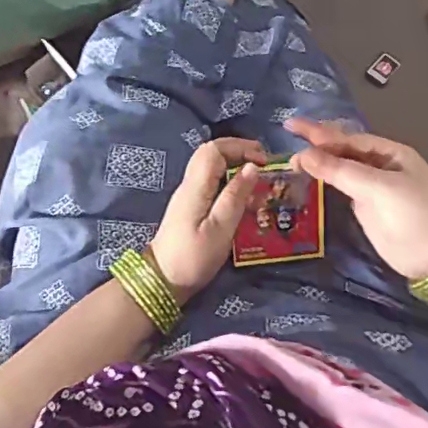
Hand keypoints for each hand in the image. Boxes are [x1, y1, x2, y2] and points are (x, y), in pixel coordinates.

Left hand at [147, 138, 268, 302]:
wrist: (162, 281)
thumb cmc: (193, 258)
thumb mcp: (220, 229)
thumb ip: (235, 196)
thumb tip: (252, 167)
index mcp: (196, 187)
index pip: (214, 149)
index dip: (240, 147)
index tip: (264, 159)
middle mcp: (189, 186)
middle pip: (211, 154)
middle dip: (239, 152)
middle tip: (265, 164)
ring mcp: (187, 197)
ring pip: (211, 168)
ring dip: (235, 166)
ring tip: (259, 179)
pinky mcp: (189, 209)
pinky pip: (211, 184)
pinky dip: (229, 182)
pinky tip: (244, 196)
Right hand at [286, 118, 427, 279]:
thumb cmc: (416, 216)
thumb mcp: (379, 189)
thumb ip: (340, 171)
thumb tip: (303, 155)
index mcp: (388, 153)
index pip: (346, 138)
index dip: (318, 132)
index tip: (289, 125)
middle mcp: (379, 166)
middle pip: (342, 150)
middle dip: (316, 145)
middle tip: (286, 141)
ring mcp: (373, 188)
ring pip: (341, 169)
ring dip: (318, 163)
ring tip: (291, 161)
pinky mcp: (368, 209)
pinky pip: (342, 188)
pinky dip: (325, 182)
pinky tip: (310, 179)